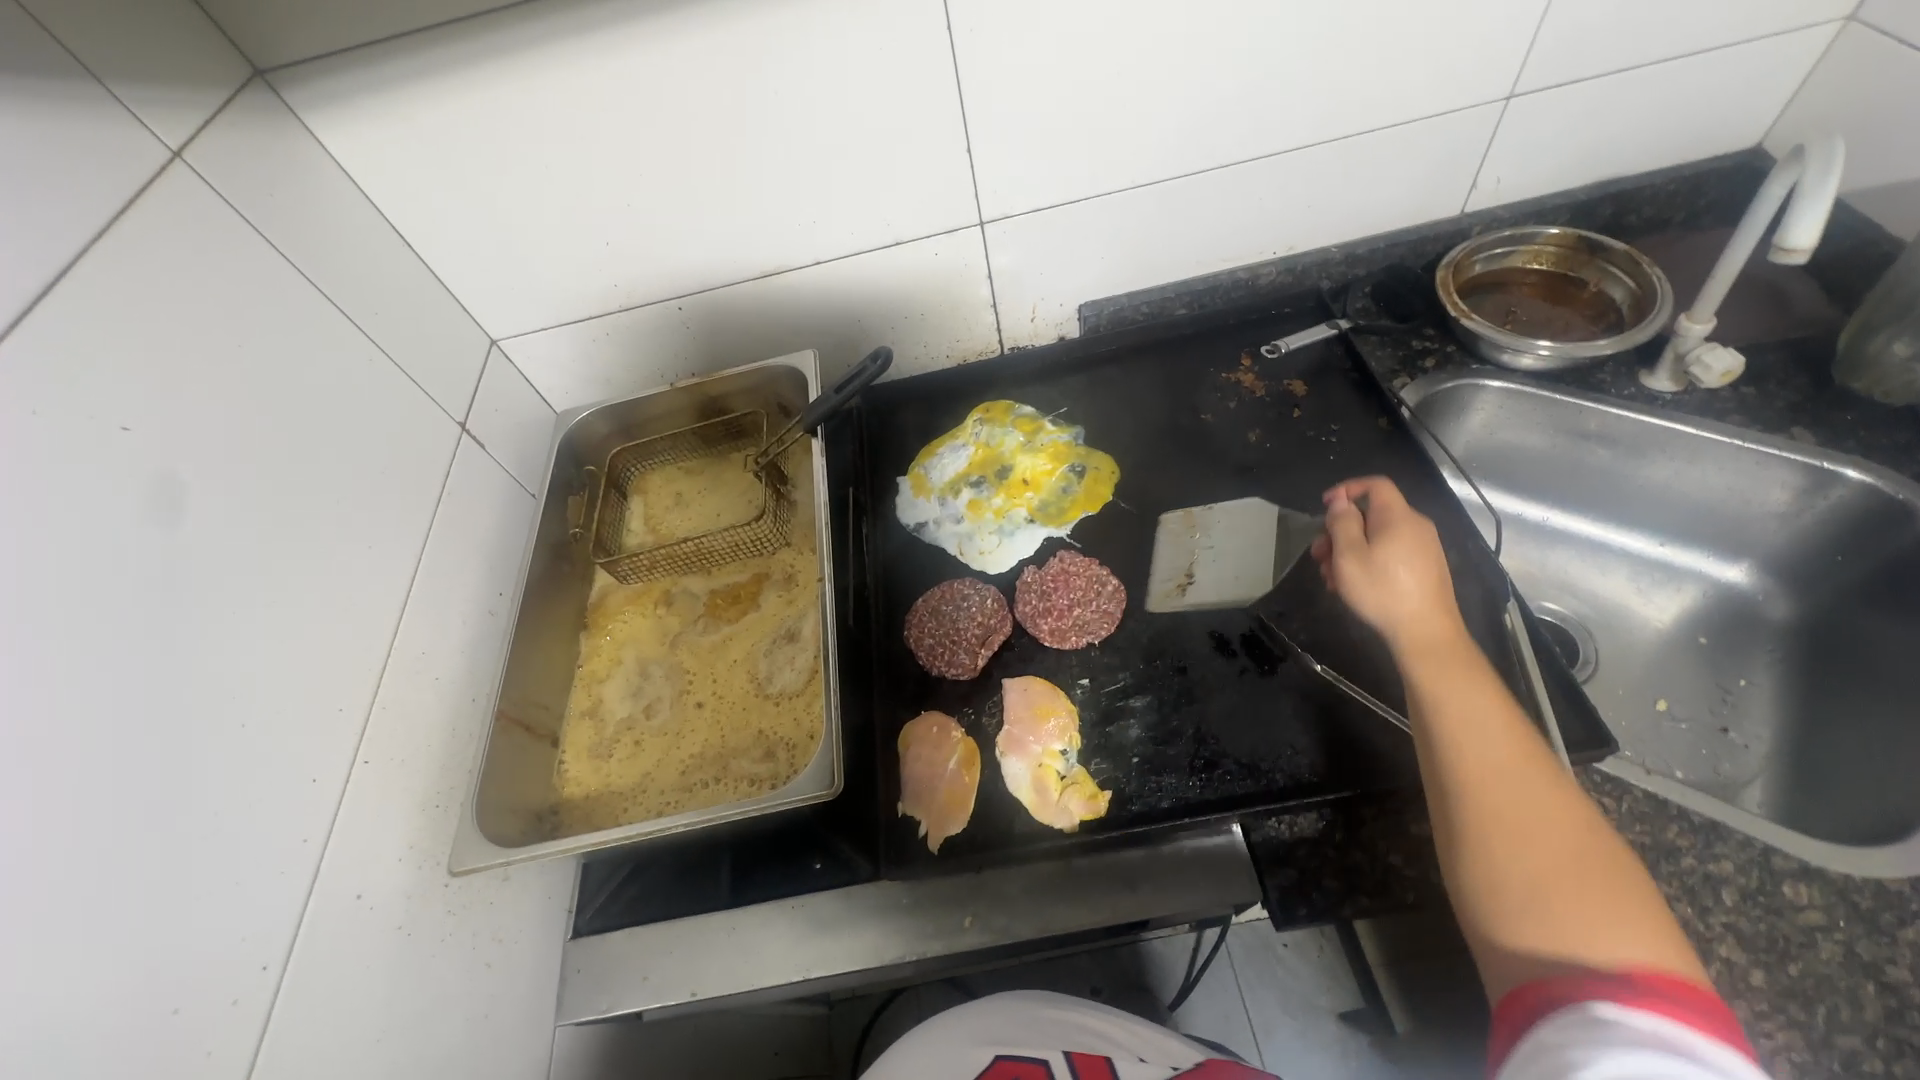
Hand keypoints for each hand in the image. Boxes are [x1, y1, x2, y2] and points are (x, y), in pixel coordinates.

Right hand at [1308, 476, 1466, 654]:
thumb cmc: (1382, 590)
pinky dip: (1367, 561)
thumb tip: (1341, 501)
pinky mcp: (1425, 567)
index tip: (1324, 506)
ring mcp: (1423, 547)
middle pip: (1372, 515)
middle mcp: (1415, 526)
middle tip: (1318, 554)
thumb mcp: (1349, 555)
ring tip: (1330, 577)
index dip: (1347, 489)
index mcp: (1397, 517)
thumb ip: (1342, 523)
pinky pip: (1390, 553)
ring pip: (1378, 537)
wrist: (1425, 631)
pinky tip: (1353, 586)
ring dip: (1349, 551)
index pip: (1375, 485)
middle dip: (1340, 531)